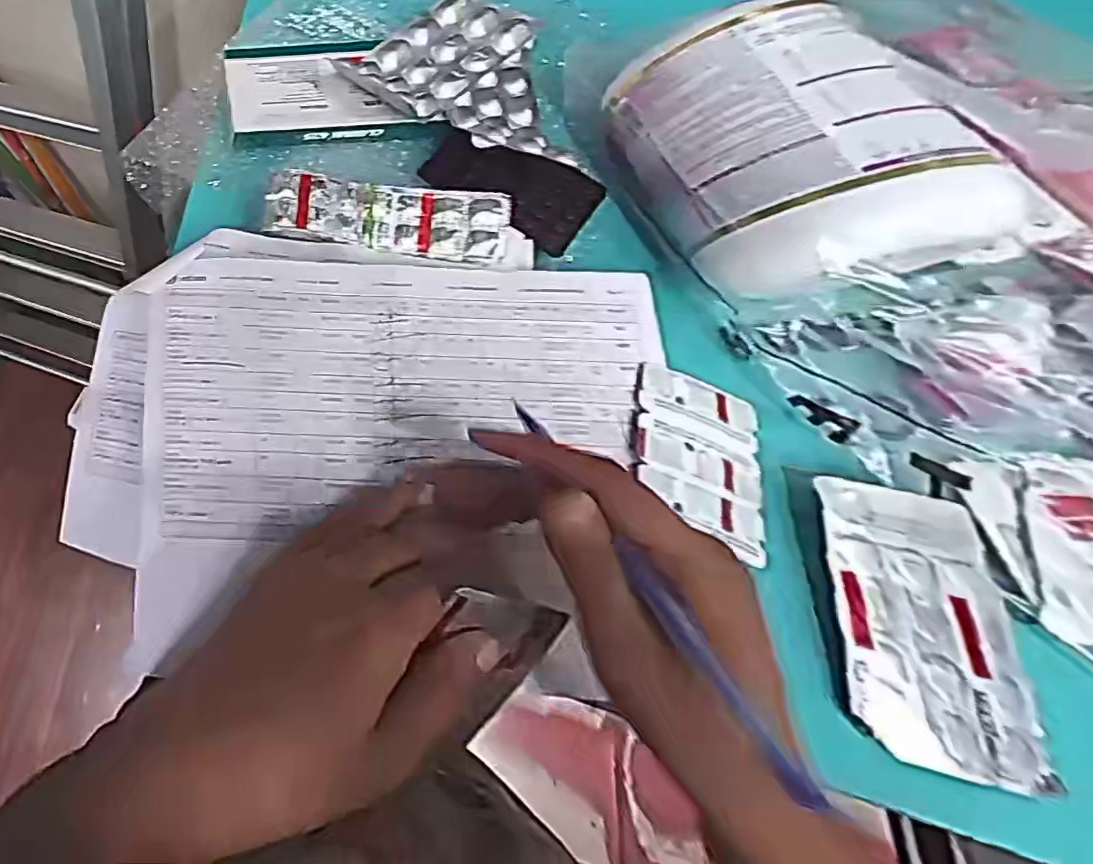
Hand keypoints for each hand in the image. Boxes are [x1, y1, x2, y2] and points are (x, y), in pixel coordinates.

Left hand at [0, 479, 507, 862]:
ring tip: (426, 485)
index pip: (441, 584)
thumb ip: (439, 690)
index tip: (501, 568)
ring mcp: (302, 570)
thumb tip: (485, 638)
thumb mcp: (385, 755)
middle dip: (444, 531)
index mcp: (378, 628)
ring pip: (361, 522)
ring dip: (396, 504)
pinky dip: (349, 510)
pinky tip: (360, 509)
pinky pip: (320, 526)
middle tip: (477, 520)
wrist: (199, 749)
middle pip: (405, 542)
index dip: (474, 577)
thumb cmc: (298, 769)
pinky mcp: (273, 571)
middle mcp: (343, 582)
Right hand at [471, 431, 883, 863]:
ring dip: (548, 492)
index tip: (486, 440)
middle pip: (606, 487)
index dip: (541, 454)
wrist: (747, 782)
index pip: (605, 481)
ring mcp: (693, 562)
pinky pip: (616, 528)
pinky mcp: (681, 578)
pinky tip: (539, 521)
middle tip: (475, 471)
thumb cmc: (682, 719)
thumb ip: (590, 563)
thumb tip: (556, 492)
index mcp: (689, 554)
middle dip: (536, 470)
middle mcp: (696, 546)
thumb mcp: (623, 642)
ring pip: (609, 506)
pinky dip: (570, 516)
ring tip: (491, 494)